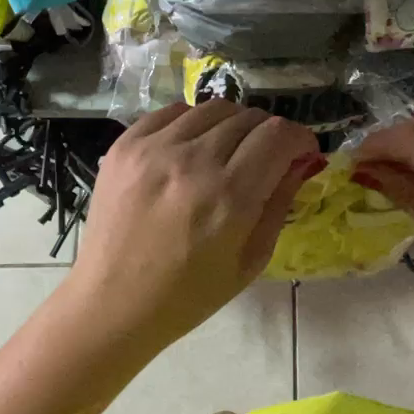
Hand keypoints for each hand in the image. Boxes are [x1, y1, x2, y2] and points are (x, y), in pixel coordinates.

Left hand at [68, 101, 321, 344]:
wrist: (111, 304)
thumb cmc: (187, 295)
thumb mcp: (250, 260)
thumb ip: (279, 203)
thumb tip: (301, 161)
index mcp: (229, 196)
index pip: (278, 135)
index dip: (300, 139)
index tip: (302, 153)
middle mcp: (193, 162)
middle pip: (249, 117)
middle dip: (269, 134)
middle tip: (266, 158)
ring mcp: (153, 148)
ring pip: (212, 109)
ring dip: (233, 125)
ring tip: (228, 153)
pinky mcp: (125, 145)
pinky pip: (172, 112)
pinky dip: (193, 124)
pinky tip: (192, 149)